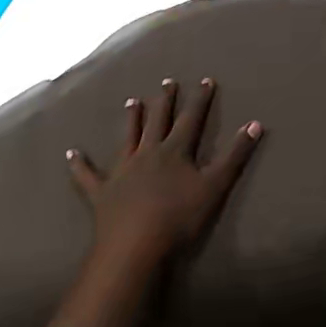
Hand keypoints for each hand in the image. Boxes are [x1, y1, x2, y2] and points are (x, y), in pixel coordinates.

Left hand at [67, 78, 262, 268]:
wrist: (135, 246)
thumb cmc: (179, 217)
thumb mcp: (215, 186)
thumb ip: (235, 155)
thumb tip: (255, 123)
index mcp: (175, 151)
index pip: (191, 119)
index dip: (200, 99)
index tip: (205, 80)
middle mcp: (148, 153)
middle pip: (158, 121)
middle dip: (165, 101)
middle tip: (167, 82)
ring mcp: (122, 171)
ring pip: (128, 138)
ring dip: (131, 119)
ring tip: (131, 101)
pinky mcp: (102, 192)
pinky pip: (87, 176)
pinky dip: (79, 165)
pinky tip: (70, 153)